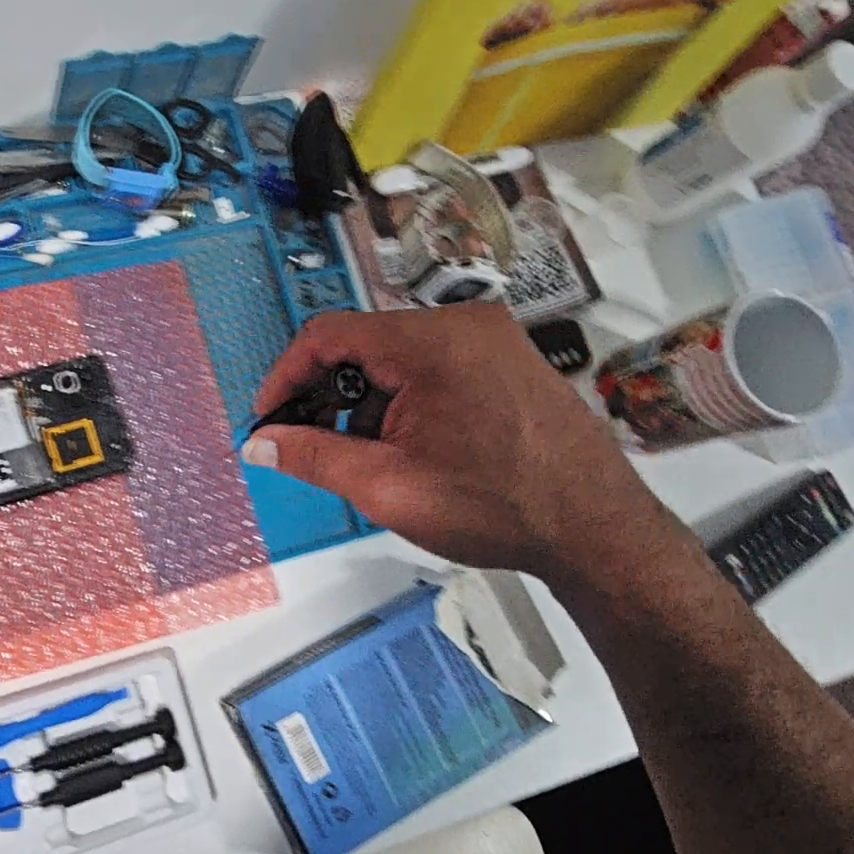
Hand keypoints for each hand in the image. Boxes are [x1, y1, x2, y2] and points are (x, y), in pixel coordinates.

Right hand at [242, 306, 680, 578]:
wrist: (596, 530)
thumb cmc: (491, 507)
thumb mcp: (386, 485)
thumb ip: (312, 456)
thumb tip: (257, 443)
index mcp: (430, 342)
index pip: (328, 334)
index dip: (285, 376)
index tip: (268, 420)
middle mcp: (463, 323)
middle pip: (363, 343)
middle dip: (328, 395)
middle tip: (316, 445)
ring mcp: (492, 338)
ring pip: (396, 356)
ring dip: (368, 401)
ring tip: (374, 458)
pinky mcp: (508, 358)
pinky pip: (433, 365)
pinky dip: (404, 399)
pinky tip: (412, 446)